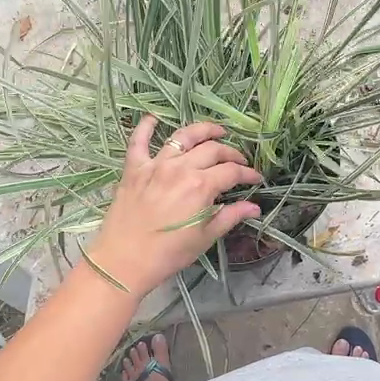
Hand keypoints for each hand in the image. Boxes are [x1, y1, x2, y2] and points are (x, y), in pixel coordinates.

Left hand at [83, 117, 262, 295]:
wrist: (123, 262)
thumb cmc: (168, 254)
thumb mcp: (205, 237)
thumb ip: (230, 216)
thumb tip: (254, 207)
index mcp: (201, 185)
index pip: (232, 171)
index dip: (247, 173)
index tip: (256, 179)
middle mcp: (180, 168)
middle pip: (212, 149)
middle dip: (231, 152)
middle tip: (238, 160)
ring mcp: (155, 165)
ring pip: (182, 136)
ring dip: (202, 130)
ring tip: (215, 131)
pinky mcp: (134, 169)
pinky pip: (138, 141)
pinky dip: (145, 127)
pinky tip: (153, 118)